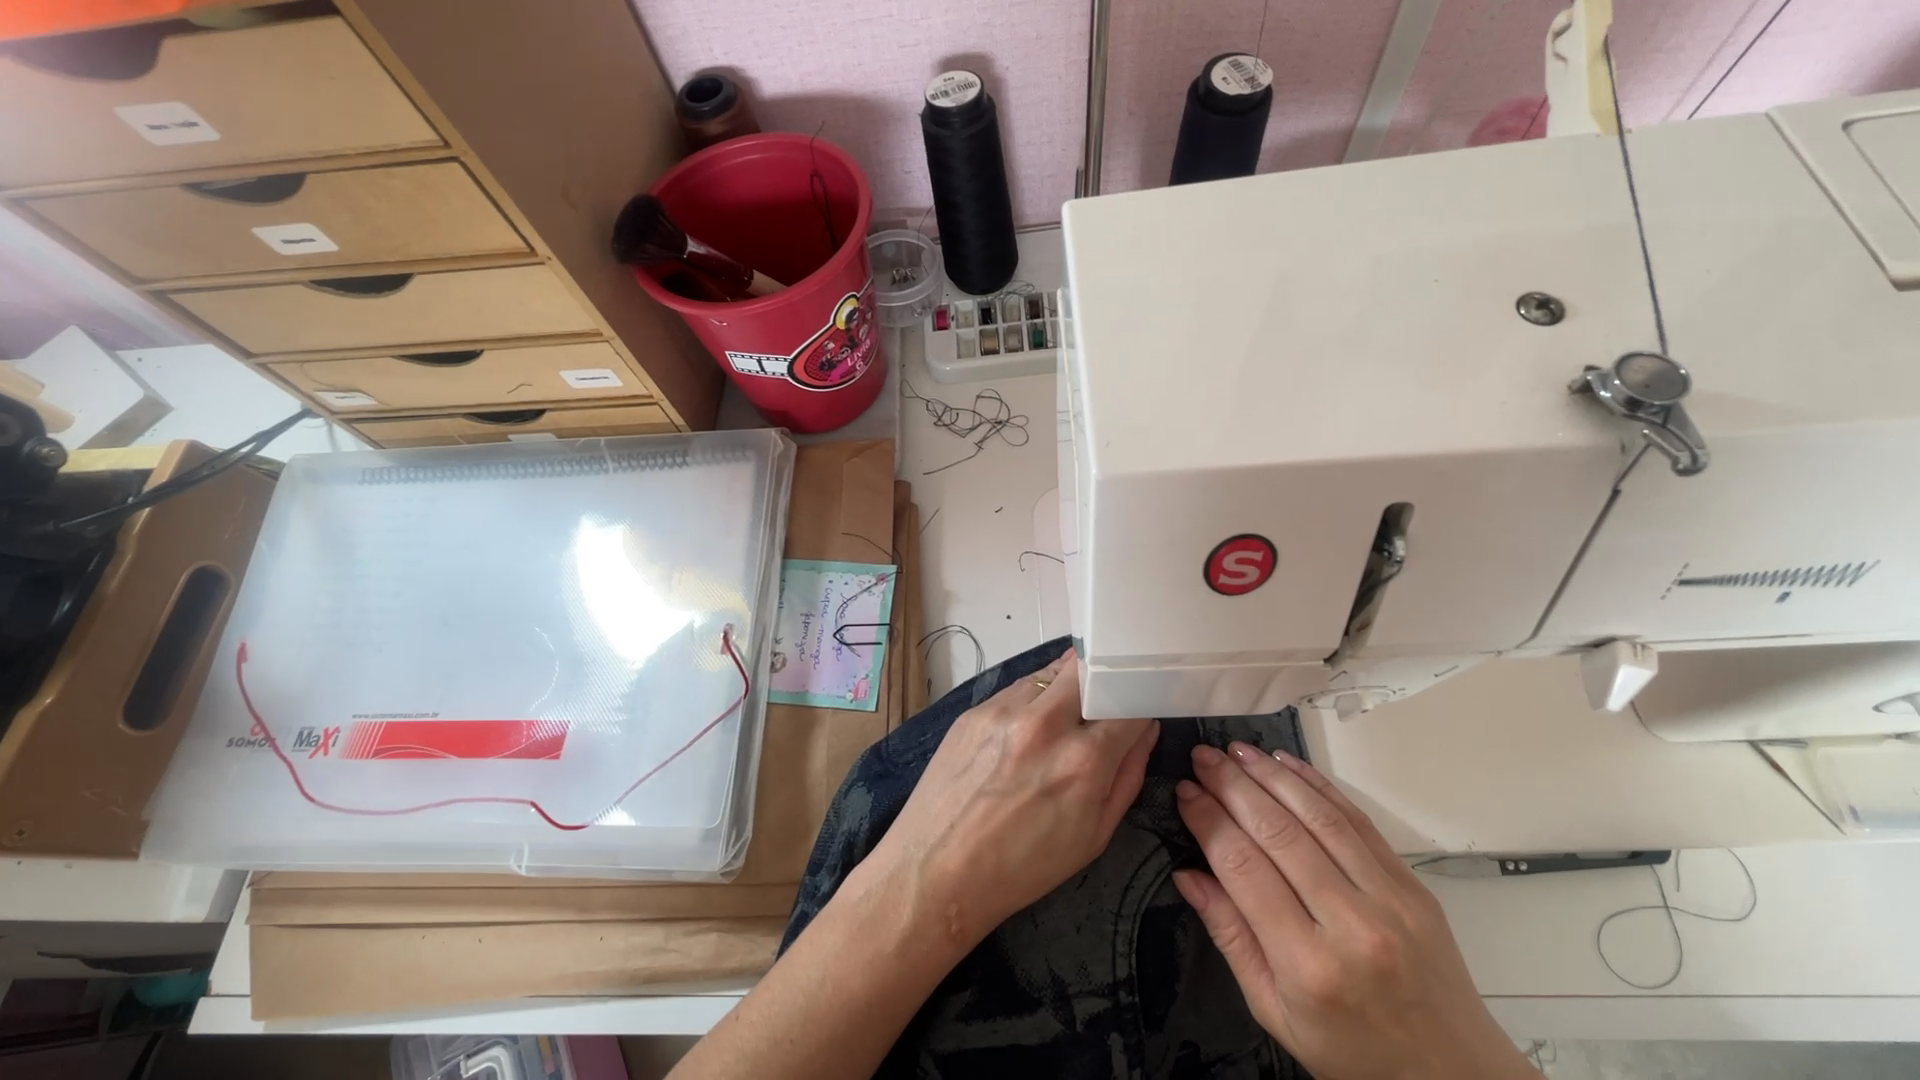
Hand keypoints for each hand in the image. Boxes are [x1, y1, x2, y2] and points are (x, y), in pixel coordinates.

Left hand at [857, 649, 1158, 949]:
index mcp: (1083, 760)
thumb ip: (1127, 776)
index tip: (1142, 705)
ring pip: (1052, 672)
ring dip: (1068, 687)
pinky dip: (1033, 699)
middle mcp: (1045, 723)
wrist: (936, 871)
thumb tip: (1144, 729)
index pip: (1129, 702)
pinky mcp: (973, 710)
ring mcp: (1004, 711)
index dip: (1141, 701)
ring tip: (1064, 719)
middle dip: (1104, 682)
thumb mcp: (1094, 836)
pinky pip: (1018, 688)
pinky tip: (1027, 730)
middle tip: (1105, 703)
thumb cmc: (1022, 868)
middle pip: (1090, 669)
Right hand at [1173, 743, 1538, 1079]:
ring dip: (1273, 776)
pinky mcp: (1413, 885)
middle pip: (1278, 834)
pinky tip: (1288, 765)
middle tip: (1201, 757)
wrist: (1450, 1072)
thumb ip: (1231, 937)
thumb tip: (1188, 875)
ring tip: (1236, 751)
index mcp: (1307, 965)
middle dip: (1233, 787)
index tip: (1184, 792)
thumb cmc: (1350, 1051)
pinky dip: (1320, 787)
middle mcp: (1351, 923)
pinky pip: (1358, 823)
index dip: (1209, 822)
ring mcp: (1389, 899)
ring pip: (1319, 818)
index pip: (1244, 869)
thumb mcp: (1272, 1009)